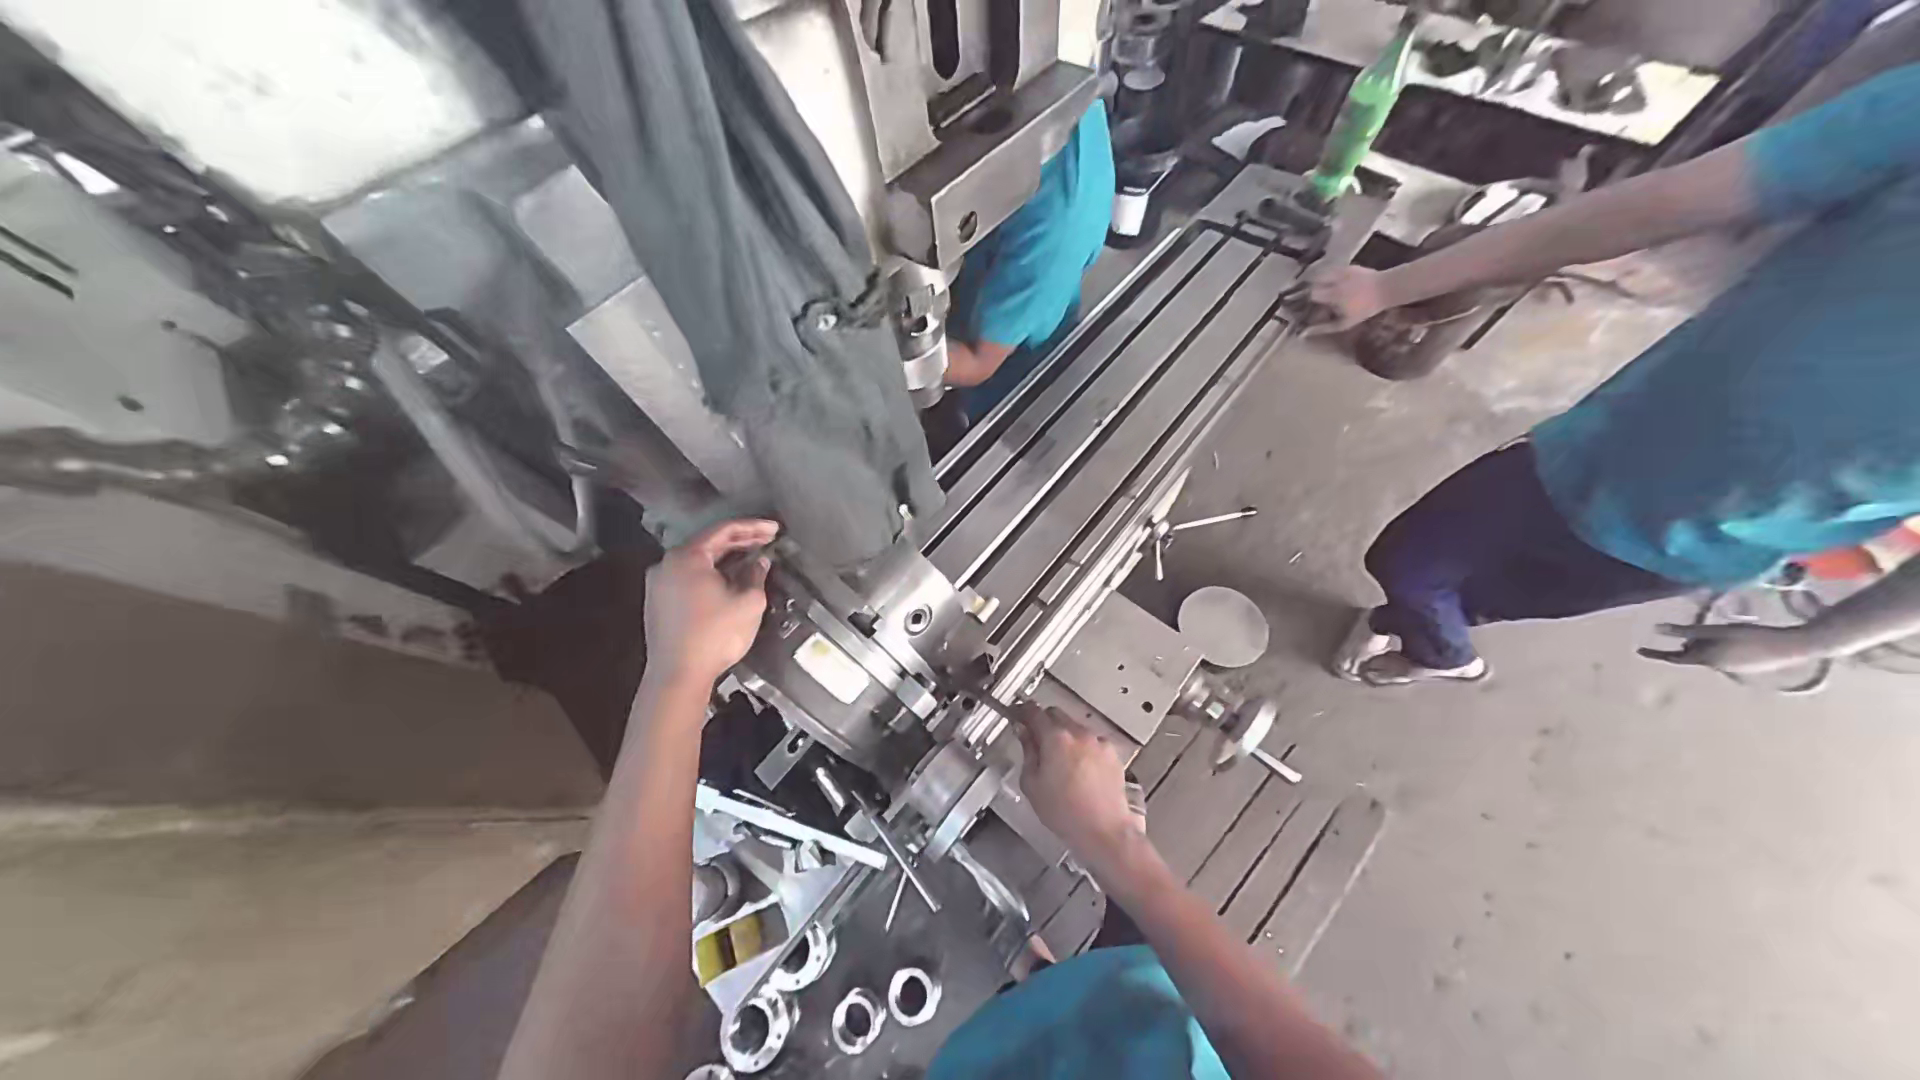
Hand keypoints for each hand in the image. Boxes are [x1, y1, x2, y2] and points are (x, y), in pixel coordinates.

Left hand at [643, 518, 779, 686]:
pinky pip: (689, 577)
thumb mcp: (748, 602)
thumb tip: (759, 563)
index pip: (724, 530)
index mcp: (687, 557)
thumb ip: (756, 575)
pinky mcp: (658, 602)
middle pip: (708, 543)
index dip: (753, 527)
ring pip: (698, 561)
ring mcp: (659, 583)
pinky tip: (729, 580)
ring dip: (726, 558)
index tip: (775, 529)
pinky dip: (711, 573)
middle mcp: (667, 564)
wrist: (678, 675)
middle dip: (740, 541)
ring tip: (753, 558)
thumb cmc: (716, 635)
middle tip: (767, 540)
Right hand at [1015, 706, 1141, 861]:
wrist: (1105, 831)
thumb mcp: (1032, 785)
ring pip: (1076, 728)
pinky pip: (1093, 742)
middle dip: (1045, 722)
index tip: (1019, 715)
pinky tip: (1081, 770)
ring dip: (1065, 736)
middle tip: (1037, 740)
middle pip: (1057, 714)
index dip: (1023, 711)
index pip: (1034, 711)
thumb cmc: (1066, 813)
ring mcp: (1098, 743)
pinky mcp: (1113, 754)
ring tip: (1061, 763)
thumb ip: (1027, 752)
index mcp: (1055, 738)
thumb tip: (1024, 734)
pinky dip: (1084, 749)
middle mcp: (1079, 734)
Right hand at [1305, 265, 1391, 332]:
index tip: (1308, 305)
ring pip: (1321, 274)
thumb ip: (1324, 328)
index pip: (1311, 295)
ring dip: (1318, 281)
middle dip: (1311, 289)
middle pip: (1313, 282)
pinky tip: (1333, 281)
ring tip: (1320, 288)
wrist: (1388, 288)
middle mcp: (1335, 281)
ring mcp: (1342, 272)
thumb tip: (1304, 333)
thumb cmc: (1366, 308)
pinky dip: (1329, 275)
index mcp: (1334, 295)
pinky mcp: (1349, 266)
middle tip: (1313, 297)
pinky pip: (1333, 270)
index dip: (1307, 300)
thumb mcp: (1345, 323)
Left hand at [1637, 622, 1824, 674]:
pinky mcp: (1749, 667)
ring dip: (1704, 644)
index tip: (1638, 650)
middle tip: (1690, 631)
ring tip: (1717, 633)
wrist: (1795, 645)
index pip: (1673, 657)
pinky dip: (1719, 647)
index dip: (1655, 653)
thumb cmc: (1750, 635)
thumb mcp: (1714, 630)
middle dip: (1688, 643)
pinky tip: (1733, 640)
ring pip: (1708, 655)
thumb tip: (1655, 629)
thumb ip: (1685, 631)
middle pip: (1692, 654)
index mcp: (1706, 660)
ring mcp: (1734, 669)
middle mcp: (1717, 668)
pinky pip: (1724, 656)